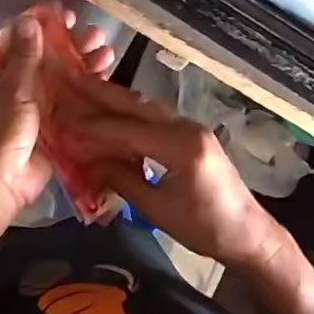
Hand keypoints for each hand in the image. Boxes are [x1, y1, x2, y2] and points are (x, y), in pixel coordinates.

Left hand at [0, 8, 113, 218]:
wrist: (2, 186)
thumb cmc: (0, 134)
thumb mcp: (12, 90)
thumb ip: (25, 56)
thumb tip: (29, 19)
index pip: (19, 40)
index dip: (41, 24)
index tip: (66, 15)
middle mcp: (15, 86)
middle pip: (46, 57)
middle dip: (71, 44)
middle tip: (96, 34)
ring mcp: (36, 106)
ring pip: (62, 78)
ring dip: (84, 64)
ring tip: (107, 52)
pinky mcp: (54, 126)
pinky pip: (72, 102)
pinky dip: (88, 89)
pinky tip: (107, 76)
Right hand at [69, 75, 286, 270]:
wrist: (248, 233)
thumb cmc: (205, 227)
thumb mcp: (158, 210)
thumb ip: (124, 180)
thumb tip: (92, 162)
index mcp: (181, 146)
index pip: (128, 128)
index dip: (94, 126)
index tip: (66, 120)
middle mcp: (187, 127)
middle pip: (138, 104)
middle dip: (103, 94)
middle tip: (72, 80)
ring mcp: (191, 128)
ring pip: (147, 106)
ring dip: (116, 100)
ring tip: (86, 90)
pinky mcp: (192, 135)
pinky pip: (156, 117)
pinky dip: (131, 113)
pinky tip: (114, 113)